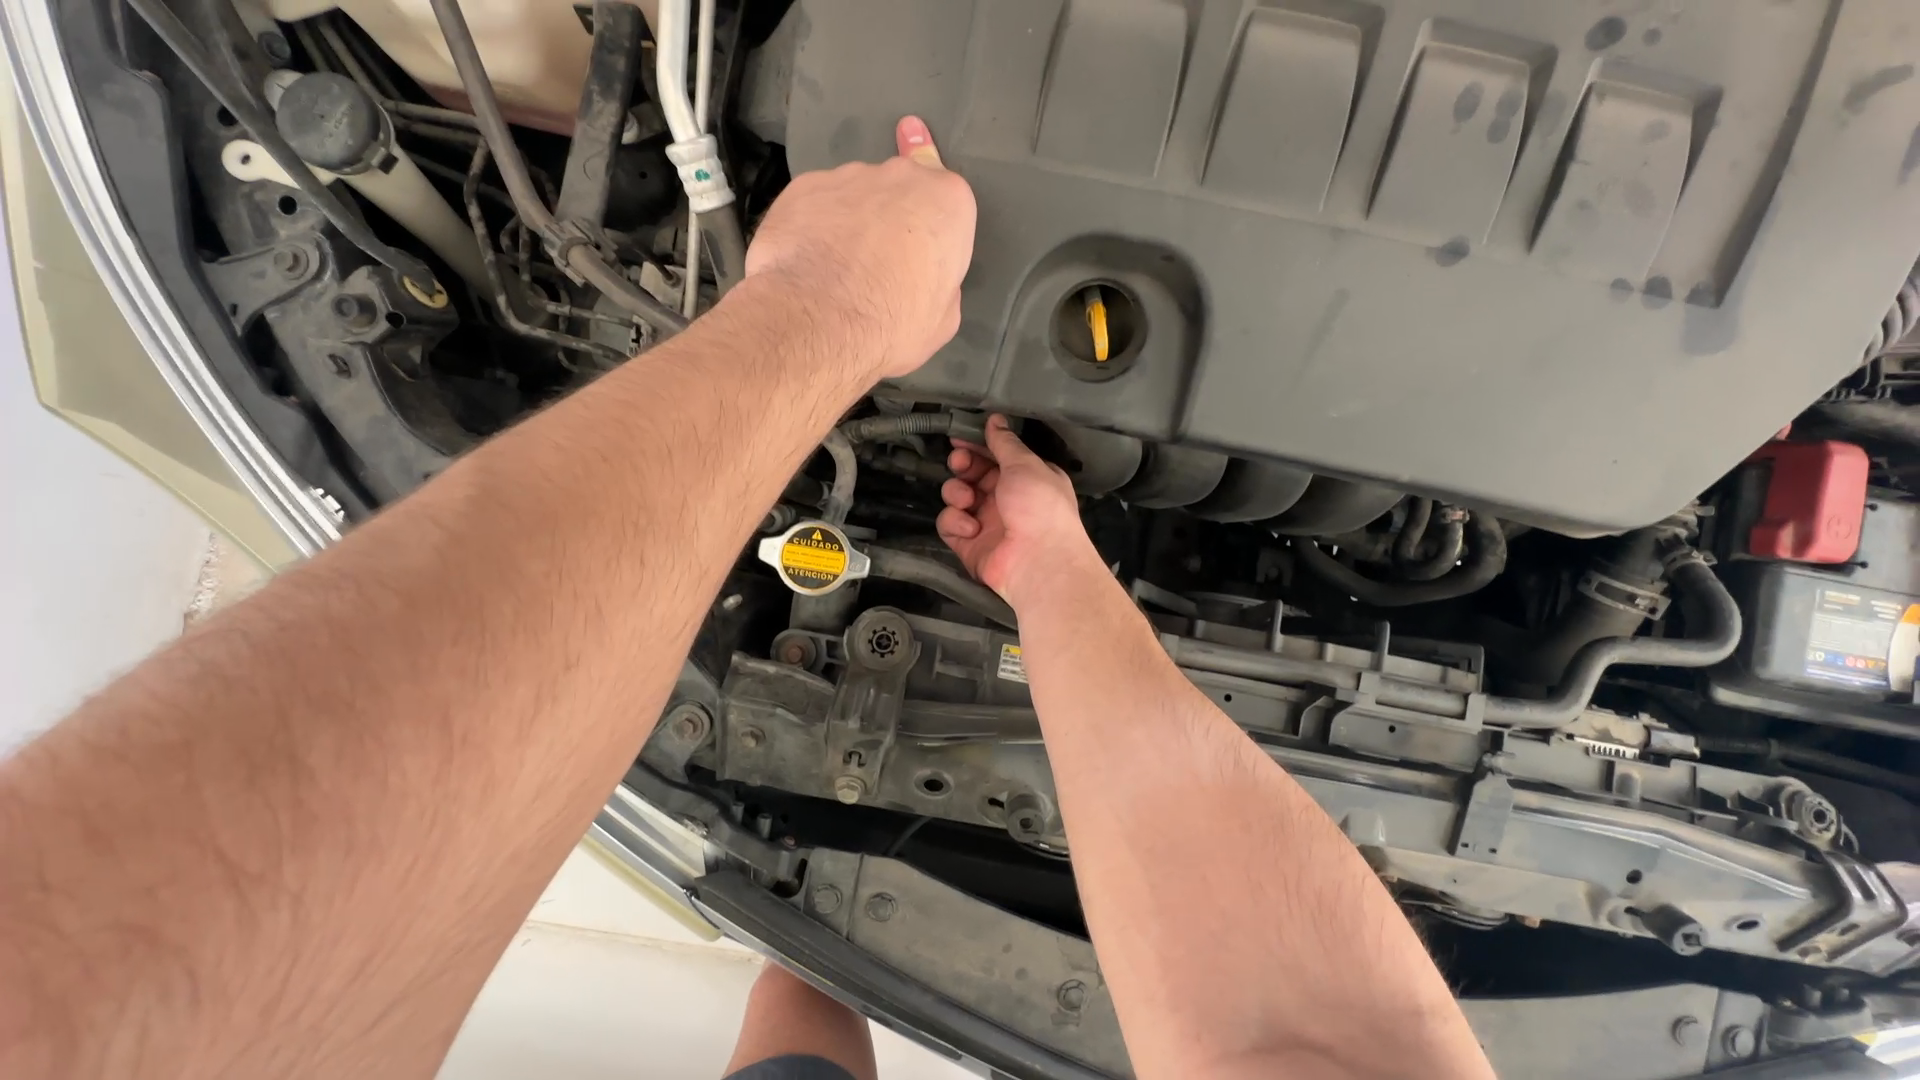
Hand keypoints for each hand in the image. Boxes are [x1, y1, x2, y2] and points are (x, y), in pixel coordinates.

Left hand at [745, 116, 976, 379]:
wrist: (819, 323)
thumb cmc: (894, 324)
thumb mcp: (942, 319)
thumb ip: (940, 283)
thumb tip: (921, 279)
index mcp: (947, 201)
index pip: (948, 211)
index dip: (934, 242)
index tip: (920, 269)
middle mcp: (901, 176)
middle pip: (903, 194)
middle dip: (894, 222)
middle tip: (879, 267)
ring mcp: (849, 175)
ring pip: (858, 196)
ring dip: (854, 224)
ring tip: (838, 269)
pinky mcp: (804, 186)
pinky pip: (818, 205)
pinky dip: (816, 228)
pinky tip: (808, 263)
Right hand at [937, 415, 1098, 604]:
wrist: (1038, 561)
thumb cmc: (1041, 509)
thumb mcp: (1025, 465)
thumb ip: (1005, 442)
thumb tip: (996, 420)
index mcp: (1026, 478)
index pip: (995, 455)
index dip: (977, 445)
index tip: (961, 437)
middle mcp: (1007, 498)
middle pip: (973, 473)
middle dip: (963, 465)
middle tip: (961, 463)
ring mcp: (986, 521)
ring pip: (957, 496)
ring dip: (957, 492)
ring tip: (968, 499)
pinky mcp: (969, 542)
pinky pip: (949, 523)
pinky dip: (956, 521)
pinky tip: (971, 527)